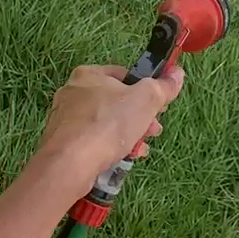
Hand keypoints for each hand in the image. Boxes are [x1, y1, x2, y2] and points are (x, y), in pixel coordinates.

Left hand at [35, 64, 183, 195]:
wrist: (69, 164)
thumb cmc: (108, 124)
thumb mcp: (145, 101)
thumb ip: (163, 87)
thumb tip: (177, 74)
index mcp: (89, 73)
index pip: (125, 75)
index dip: (145, 91)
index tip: (158, 108)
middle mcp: (73, 91)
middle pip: (116, 101)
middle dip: (139, 117)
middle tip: (152, 131)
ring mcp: (64, 117)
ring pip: (105, 123)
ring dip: (127, 134)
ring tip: (139, 149)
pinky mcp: (62, 141)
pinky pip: (92, 140)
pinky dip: (108, 147)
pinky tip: (120, 158)